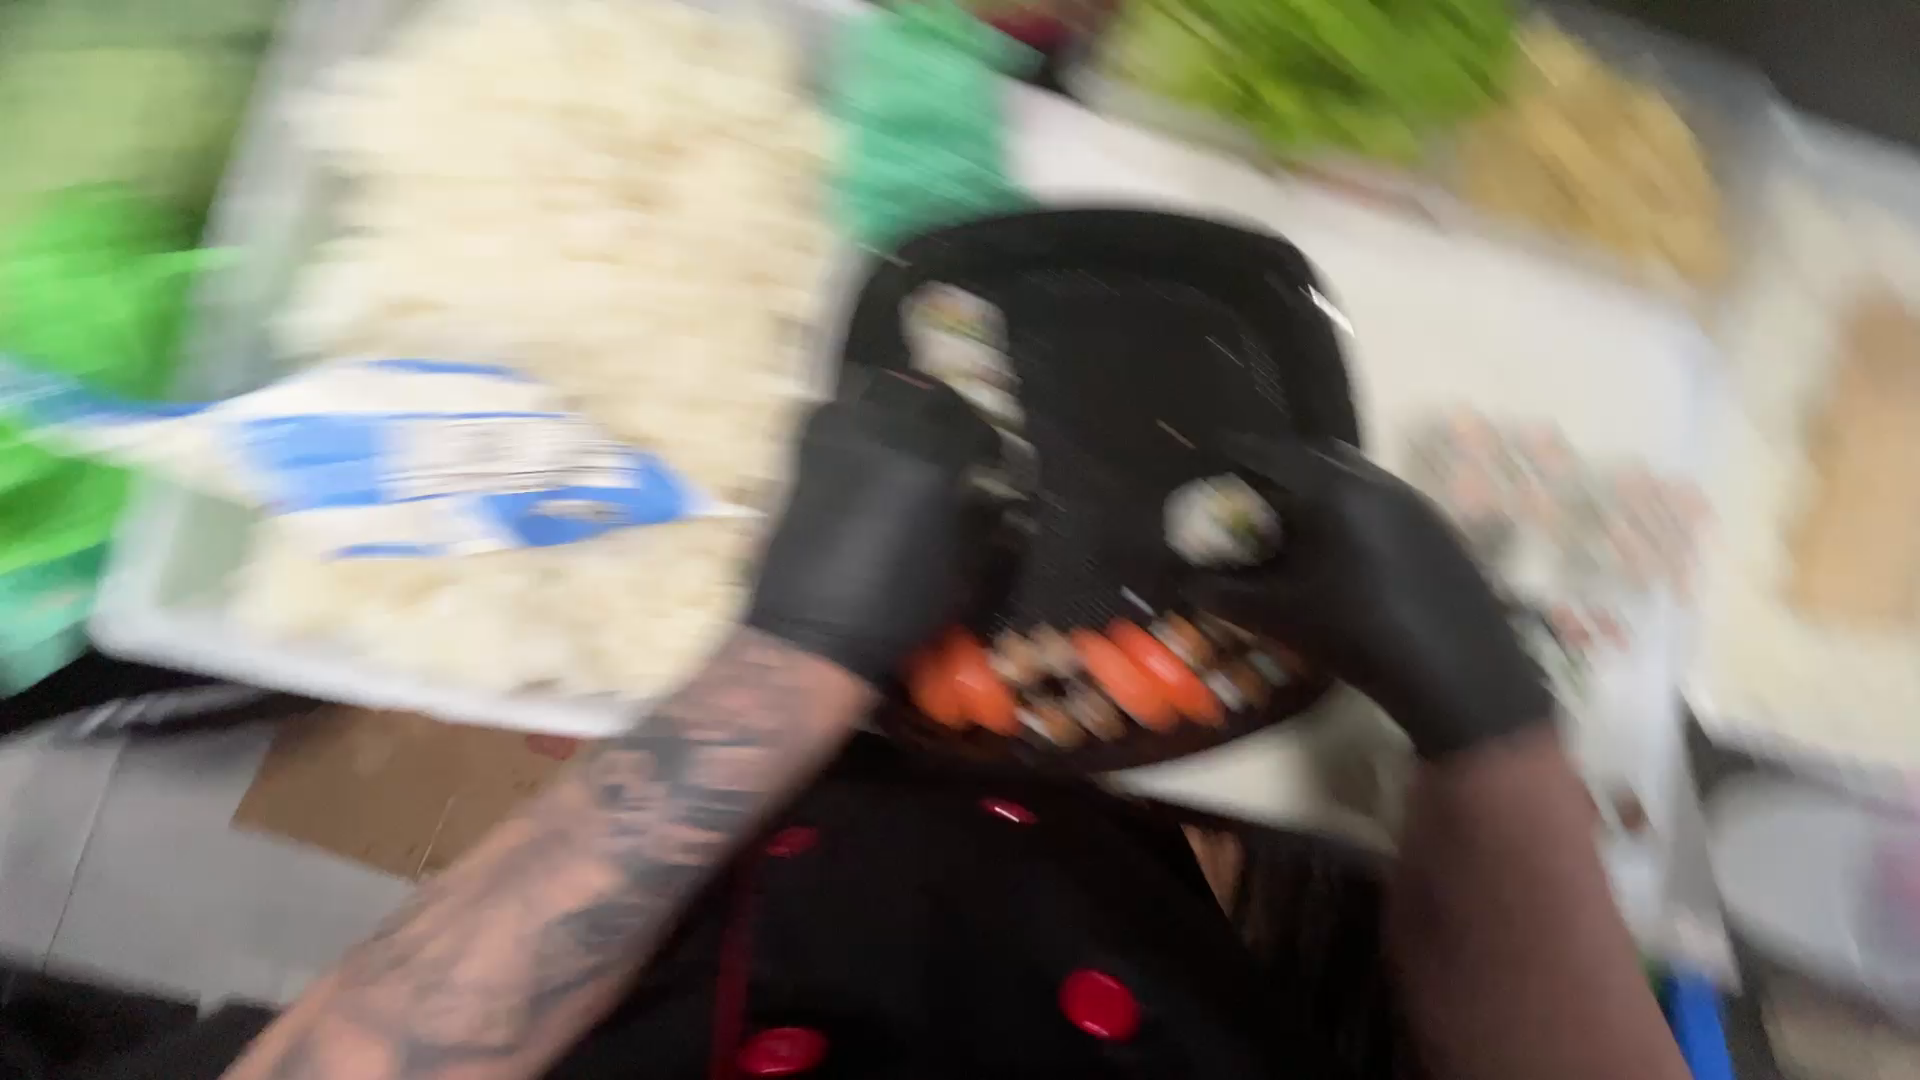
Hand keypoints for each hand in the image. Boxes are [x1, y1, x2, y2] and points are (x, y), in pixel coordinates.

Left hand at [745, 370, 1002, 683]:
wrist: (813, 634)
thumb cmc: (899, 608)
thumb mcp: (961, 570)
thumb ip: (985, 520)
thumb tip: (999, 494)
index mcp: (933, 462)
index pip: (973, 425)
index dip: (986, 442)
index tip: (988, 460)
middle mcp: (884, 436)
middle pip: (922, 392)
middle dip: (943, 408)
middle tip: (949, 436)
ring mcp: (836, 441)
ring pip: (872, 390)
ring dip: (896, 404)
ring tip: (904, 435)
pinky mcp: (802, 455)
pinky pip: (833, 414)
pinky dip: (854, 419)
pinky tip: (862, 450)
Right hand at [1186, 436, 1551, 757]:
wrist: (1457, 672)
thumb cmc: (1352, 636)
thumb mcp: (1273, 615)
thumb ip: (1219, 592)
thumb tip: (1183, 580)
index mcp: (1328, 493)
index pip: (1266, 454)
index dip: (1233, 451)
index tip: (1210, 454)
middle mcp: (1371, 482)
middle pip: (1312, 455)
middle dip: (1276, 465)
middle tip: (1251, 492)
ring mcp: (1411, 500)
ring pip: (1350, 474)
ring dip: (1316, 486)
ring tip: (1296, 523)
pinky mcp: (1436, 523)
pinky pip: (1379, 497)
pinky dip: (1349, 506)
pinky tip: (1344, 550)